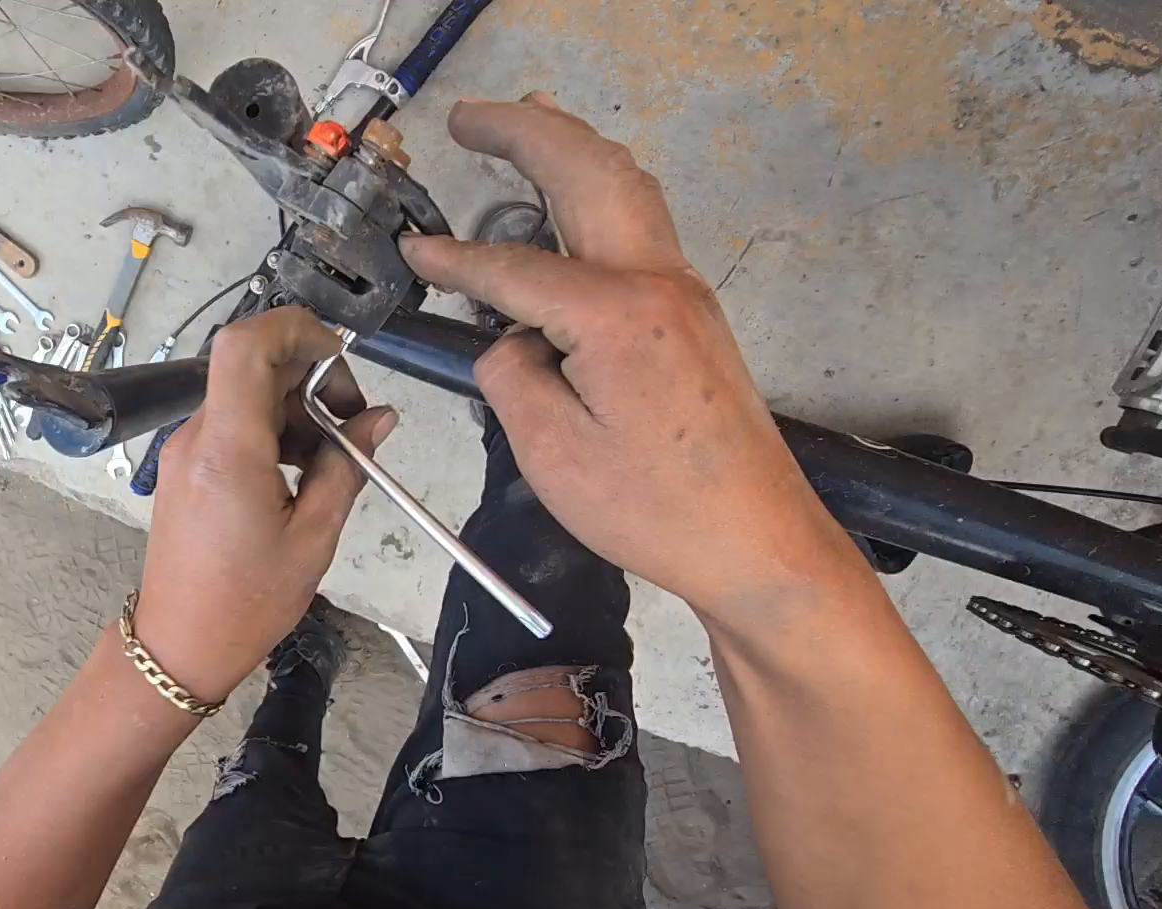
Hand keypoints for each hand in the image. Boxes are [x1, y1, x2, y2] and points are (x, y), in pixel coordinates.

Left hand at [132, 308, 397, 705]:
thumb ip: (345, 467)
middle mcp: (196, 438)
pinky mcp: (184, 468)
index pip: (245, 344)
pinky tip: (296, 472)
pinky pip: (231, 425)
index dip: (296, 331)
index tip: (339, 364)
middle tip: (349, 427)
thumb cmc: (246, 603)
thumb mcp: (313, 538)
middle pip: (252, 366)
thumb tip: (380, 418)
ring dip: (292, 408)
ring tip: (327, 460)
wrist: (179, 644)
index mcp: (226, 450)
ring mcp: (184, 451)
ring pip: (244, 395)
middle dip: (310, 379)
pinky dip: (269, 430)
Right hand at [401, 95, 860, 623]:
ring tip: (519, 127)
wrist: (751, 540)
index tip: (410, 251)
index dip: (455, 262)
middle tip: (468, 115)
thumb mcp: (551, 453)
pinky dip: (594, 192)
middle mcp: (659, 284)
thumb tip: (511, 342)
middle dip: (526, 133)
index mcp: (618, 317)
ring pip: (624, 189)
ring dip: (568, 149)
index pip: (515, 271)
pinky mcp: (687, 317)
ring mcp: (682, 294)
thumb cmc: (649, 506)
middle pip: (591, 176)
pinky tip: (566, 201)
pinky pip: (635, 227)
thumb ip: (512, 378)